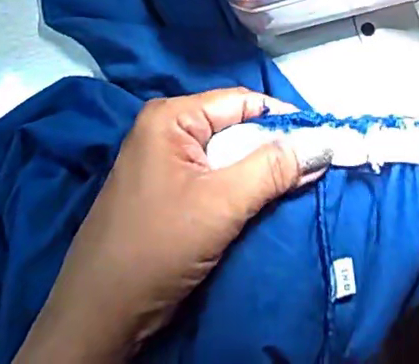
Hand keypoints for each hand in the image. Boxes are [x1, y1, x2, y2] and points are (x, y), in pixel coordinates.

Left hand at [14, 89, 325, 362]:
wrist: (97, 317)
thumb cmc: (156, 247)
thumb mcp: (221, 204)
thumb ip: (272, 169)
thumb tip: (321, 142)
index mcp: (170, 116)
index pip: (240, 101)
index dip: (282, 120)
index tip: (320, 142)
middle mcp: (164, 130)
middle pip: (234, 128)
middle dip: (271, 150)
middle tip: (311, 172)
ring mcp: (161, 162)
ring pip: (225, 157)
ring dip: (256, 174)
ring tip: (291, 190)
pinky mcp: (164, 193)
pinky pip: (212, 179)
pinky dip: (237, 191)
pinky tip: (259, 207)